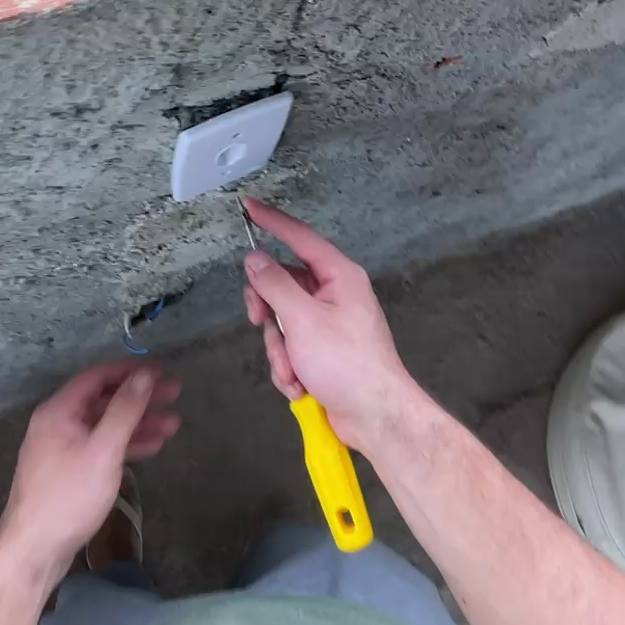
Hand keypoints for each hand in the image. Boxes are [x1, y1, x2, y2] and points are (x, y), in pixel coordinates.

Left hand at [0, 362, 181, 582]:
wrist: (33, 553)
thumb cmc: (69, 496)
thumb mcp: (103, 450)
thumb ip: (125, 410)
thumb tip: (143, 375)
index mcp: (59, 411)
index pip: (98, 376)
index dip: (131, 370)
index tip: (161, 371)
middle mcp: (58, 423)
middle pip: (104, 400)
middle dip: (140, 398)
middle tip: (175, 393)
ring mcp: (62, 449)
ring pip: (105, 426)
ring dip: (138, 423)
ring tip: (173, 425)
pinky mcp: (69, 471)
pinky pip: (101, 447)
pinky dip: (125, 444)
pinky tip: (152, 447)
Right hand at [240, 197, 424, 454]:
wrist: (376, 418)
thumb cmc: (347, 363)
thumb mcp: (303, 320)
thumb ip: (274, 285)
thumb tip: (255, 258)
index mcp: (338, 276)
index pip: (300, 237)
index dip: (272, 221)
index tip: (249, 206)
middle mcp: (334, 294)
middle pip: (283, 285)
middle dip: (270, 314)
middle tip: (262, 322)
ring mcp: (329, 324)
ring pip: (283, 321)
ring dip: (280, 350)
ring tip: (293, 372)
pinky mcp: (323, 351)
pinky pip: (292, 346)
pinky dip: (289, 367)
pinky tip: (300, 385)